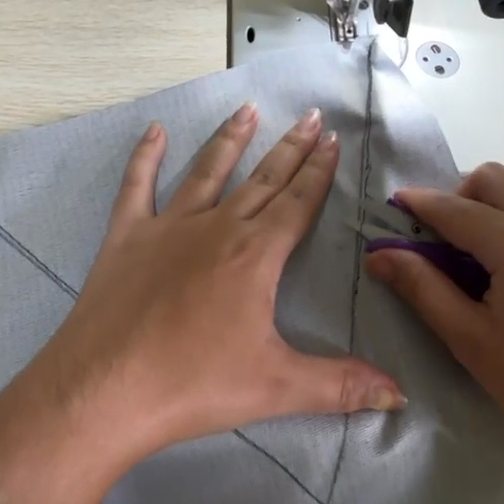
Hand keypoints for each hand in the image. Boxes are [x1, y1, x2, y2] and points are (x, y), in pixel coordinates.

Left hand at [0, 104, 404, 475]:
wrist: (104, 390)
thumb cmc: (193, 385)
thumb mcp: (276, 388)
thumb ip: (340, 385)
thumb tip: (399, 394)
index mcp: (256, 255)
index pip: (298, 202)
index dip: (318, 170)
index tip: (332, 138)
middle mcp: (217, 227)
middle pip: (262, 178)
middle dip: (290, 146)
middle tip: (309, 115)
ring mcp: (168, 226)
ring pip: (207, 170)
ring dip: (231, 139)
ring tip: (247, 109)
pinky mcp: (126, 236)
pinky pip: (137, 185)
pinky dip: (146, 156)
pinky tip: (154, 130)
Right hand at [365, 163, 503, 470]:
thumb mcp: (472, 341)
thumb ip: (423, 288)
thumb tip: (380, 254)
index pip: (455, 208)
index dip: (419, 205)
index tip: (394, 206)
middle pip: (495, 181)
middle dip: (460, 197)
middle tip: (444, 243)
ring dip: (493, 215)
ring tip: (483, 270)